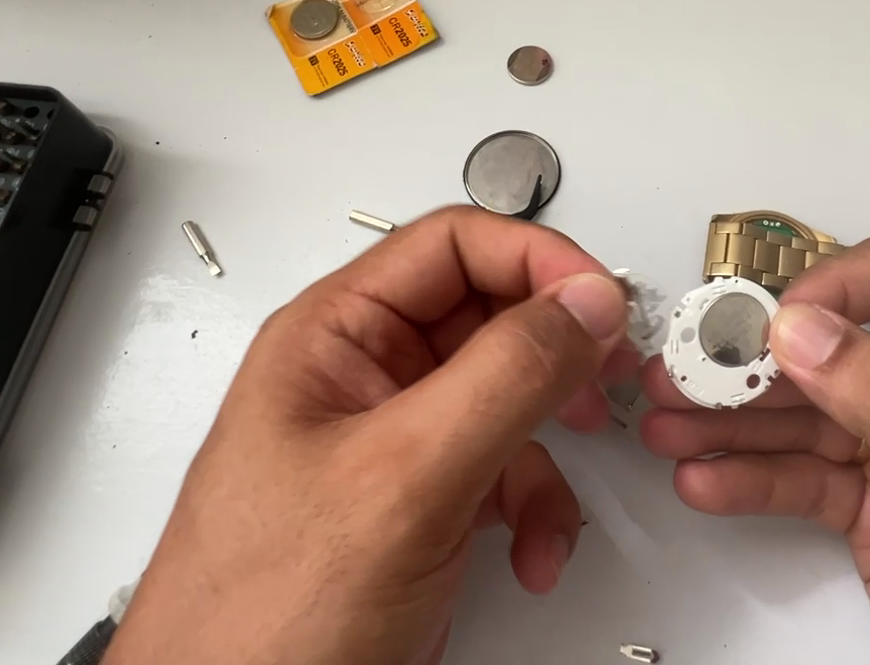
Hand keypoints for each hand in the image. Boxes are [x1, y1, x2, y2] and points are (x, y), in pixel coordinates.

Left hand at [106, 207, 634, 664]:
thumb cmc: (263, 623)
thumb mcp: (406, 477)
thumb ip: (506, 375)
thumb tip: (587, 300)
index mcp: (339, 333)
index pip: (454, 245)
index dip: (534, 258)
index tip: (598, 299)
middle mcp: (370, 371)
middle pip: (490, 312)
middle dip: (555, 347)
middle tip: (606, 369)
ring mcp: (399, 434)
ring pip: (509, 389)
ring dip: (552, 432)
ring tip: (571, 464)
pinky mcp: (425, 492)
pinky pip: (505, 460)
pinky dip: (536, 500)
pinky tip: (533, 547)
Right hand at [638, 240, 869, 664]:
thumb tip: (811, 330)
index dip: (822, 293)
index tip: (766, 325)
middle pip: (825, 347)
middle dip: (749, 359)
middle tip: (687, 371)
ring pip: (797, 412)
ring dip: (729, 418)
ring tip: (674, 423)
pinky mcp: (869, 508)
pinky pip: (795, 478)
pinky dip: (746, 478)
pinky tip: (708, 479)